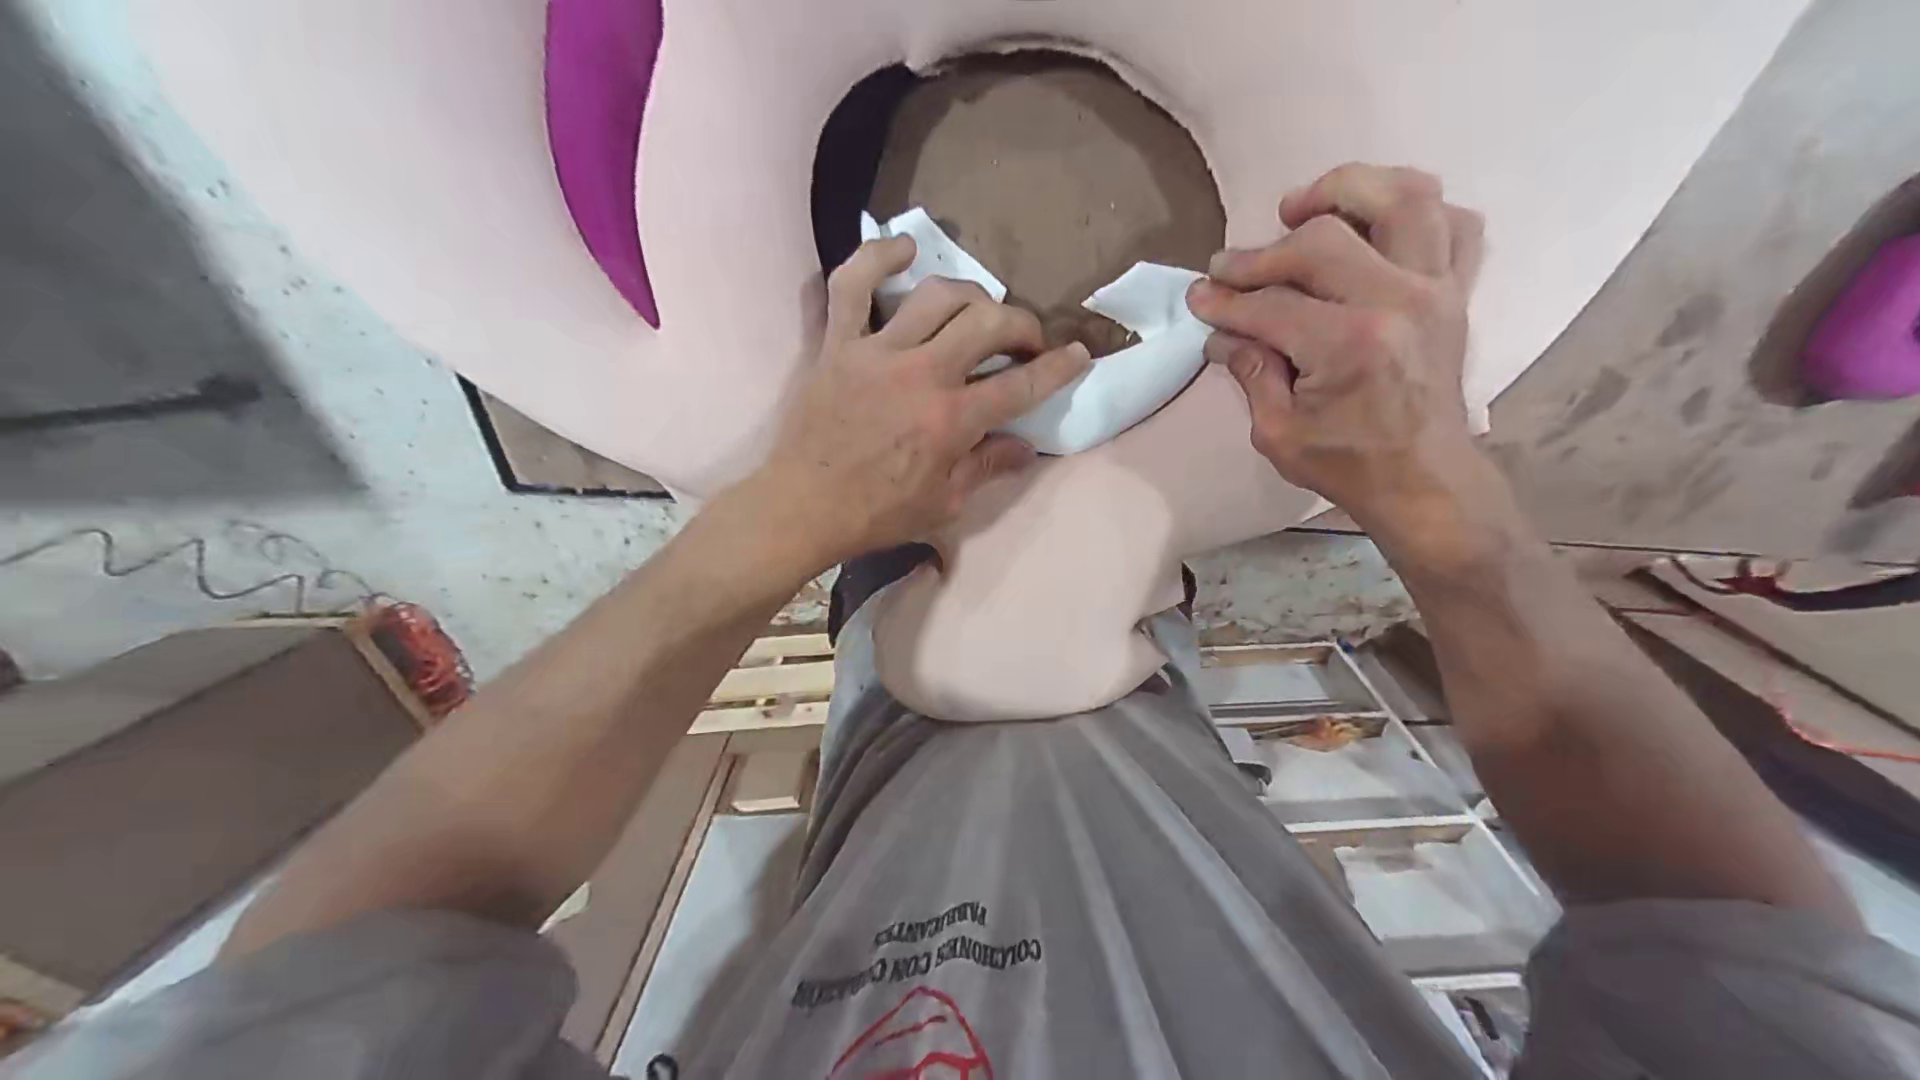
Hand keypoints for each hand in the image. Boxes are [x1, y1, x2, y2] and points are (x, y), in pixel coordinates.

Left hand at [744, 235, 1090, 568]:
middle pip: (987, 324)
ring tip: (978, 311)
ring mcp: (877, 352)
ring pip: (936, 295)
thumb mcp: (943, 503)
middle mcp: (921, 374)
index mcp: (951, 419)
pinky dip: (877, 257)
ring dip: (970, 296)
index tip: (1078, 354)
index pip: (1021, 385)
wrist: (802, 507)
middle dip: (1022, 324)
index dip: (1059, 367)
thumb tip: (1025, 447)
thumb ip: (986, 467)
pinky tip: (905, 251)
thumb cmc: (876, 513)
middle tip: (1026, 340)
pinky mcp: (837, 344)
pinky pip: (852, 284)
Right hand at [1185, 164, 1485, 534]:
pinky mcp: (1457, 291)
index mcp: (1350, 345)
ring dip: (1345, 191)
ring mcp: (1438, 289)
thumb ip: (1251, 373)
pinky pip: (1452, 223)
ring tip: (1302, 209)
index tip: (1197, 295)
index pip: (1271, 304)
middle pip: (1322, 240)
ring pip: (1404, 198)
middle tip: (1230, 268)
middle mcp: (1400, 301)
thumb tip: (1223, 333)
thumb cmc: (1346, 463)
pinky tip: (1370, 227)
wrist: (1423, 479)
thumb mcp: (1277, 432)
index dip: (1225, 300)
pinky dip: (1411, 211)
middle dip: (1262, 252)